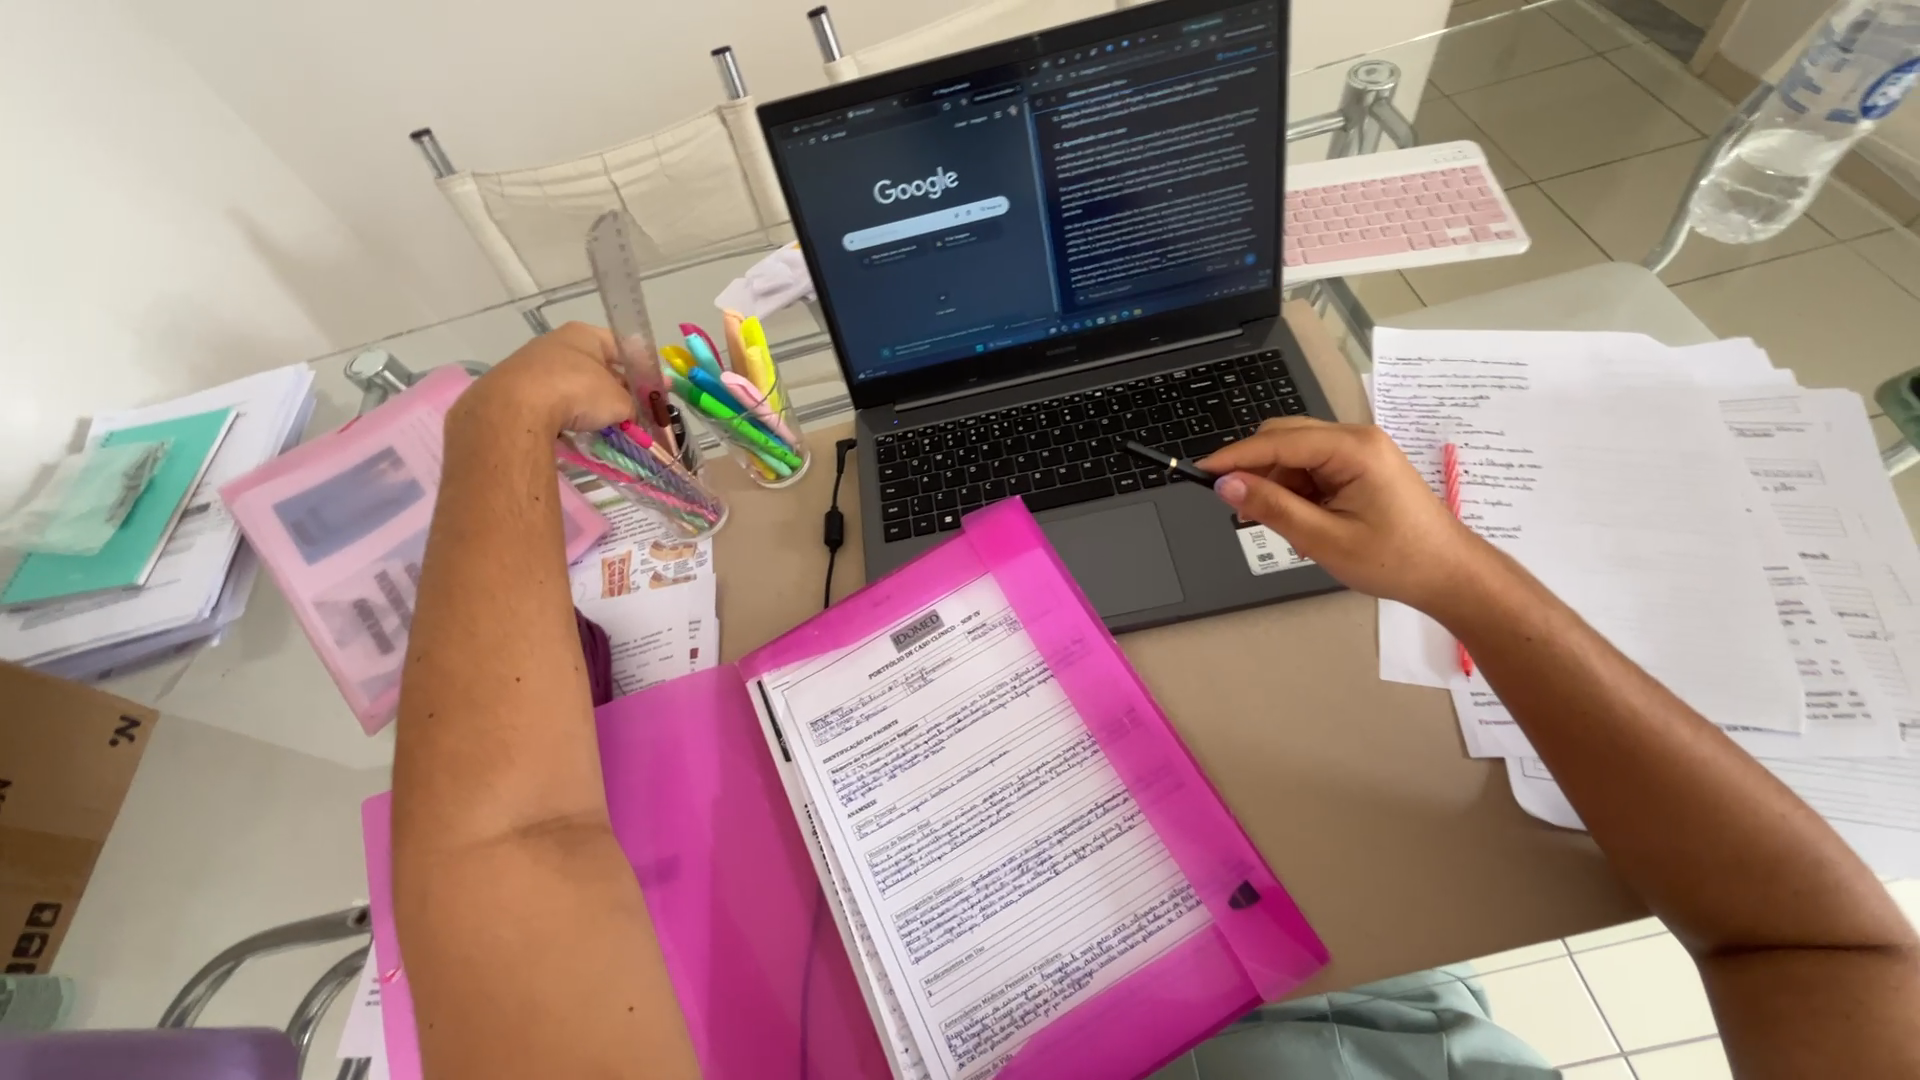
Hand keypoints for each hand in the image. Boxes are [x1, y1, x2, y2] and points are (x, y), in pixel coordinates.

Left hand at [453, 322, 634, 435]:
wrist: (516, 408)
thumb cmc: (577, 391)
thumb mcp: (620, 401)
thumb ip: (634, 405)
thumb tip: (636, 414)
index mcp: (585, 335)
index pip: (624, 346)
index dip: (644, 368)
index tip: (658, 388)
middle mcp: (559, 343)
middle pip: (600, 366)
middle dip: (621, 388)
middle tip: (639, 409)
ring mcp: (536, 364)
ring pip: (577, 384)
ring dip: (595, 402)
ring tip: (612, 423)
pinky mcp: (520, 388)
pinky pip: (556, 400)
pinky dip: (571, 412)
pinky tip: (580, 428)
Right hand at [1199, 417, 1493, 612]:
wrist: (1450, 574)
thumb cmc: (1393, 559)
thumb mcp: (1323, 538)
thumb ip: (1272, 507)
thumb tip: (1227, 485)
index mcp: (1353, 449)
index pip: (1277, 441)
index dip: (1235, 456)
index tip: (1201, 472)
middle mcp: (1356, 438)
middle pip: (1284, 438)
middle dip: (1257, 470)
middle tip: (1242, 510)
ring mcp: (1360, 451)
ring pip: (1294, 454)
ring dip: (1277, 483)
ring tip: (1282, 525)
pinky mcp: (1360, 466)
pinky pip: (1311, 467)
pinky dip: (1295, 489)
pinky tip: (1302, 519)